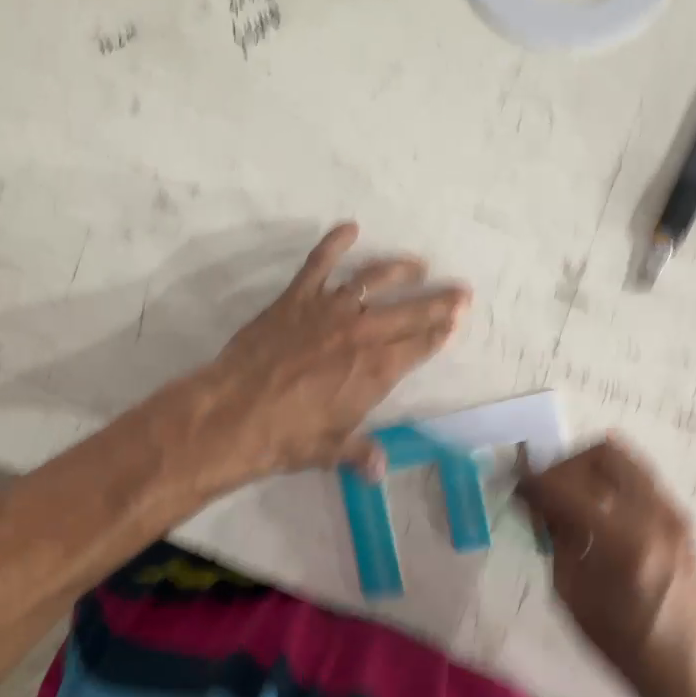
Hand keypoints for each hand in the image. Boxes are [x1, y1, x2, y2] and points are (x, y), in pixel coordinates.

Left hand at [192, 222, 469, 482]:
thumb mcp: (330, 451)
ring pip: (373, 280)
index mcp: (376, 370)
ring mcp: (328, 310)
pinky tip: (349, 228)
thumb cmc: (287, 437)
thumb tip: (379, 468)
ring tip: (416, 265)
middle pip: (410, 311)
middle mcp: (361, 333)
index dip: (442, 331)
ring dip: (399, 270)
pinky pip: (319, 263)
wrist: (235, 413)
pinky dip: (335, 242)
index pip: (420, 345)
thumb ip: (360, 453)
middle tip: (460, 291)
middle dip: (439, 300)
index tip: (458, 319)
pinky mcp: (296, 298)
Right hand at [517, 440, 695, 696]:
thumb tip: (537, 502)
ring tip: (571, 497)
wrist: (687, 666)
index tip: (516, 487)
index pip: (565, 487)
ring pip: (623, 459)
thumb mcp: (571, 593)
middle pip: (600, 454)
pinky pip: (638, 478)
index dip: (533, 482)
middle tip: (546, 491)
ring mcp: (671, 512)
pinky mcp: (680, 517)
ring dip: (589, 468)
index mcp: (621, 542)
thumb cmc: (622, 642)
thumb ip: (556, 539)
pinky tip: (598, 510)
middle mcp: (651, 515)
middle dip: (565, 466)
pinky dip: (611, 481)